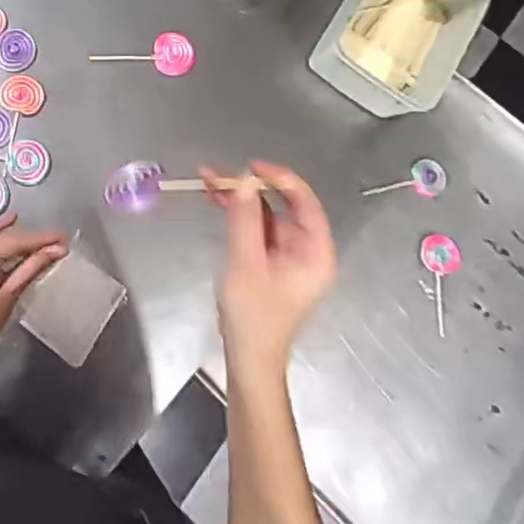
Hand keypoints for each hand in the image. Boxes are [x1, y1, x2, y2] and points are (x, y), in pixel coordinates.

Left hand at [0, 215, 67, 358]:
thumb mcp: (9, 295)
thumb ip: (31, 268)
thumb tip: (56, 250)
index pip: (15, 241)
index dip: (40, 239)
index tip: (63, 237)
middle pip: (4, 237)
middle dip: (31, 239)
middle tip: (57, 241)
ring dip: (16, 235)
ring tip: (40, 236)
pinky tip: (11, 225)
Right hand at [200, 161, 337, 375]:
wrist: (248, 357)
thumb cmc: (253, 314)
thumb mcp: (246, 263)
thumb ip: (245, 219)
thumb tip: (243, 182)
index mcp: (315, 251)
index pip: (304, 202)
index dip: (279, 179)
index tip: (250, 166)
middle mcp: (306, 250)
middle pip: (281, 206)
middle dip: (249, 188)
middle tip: (216, 175)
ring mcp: (288, 256)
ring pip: (265, 216)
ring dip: (238, 200)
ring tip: (207, 183)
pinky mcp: (271, 263)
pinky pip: (257, 231)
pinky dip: (238, 217)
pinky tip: (216, 203)